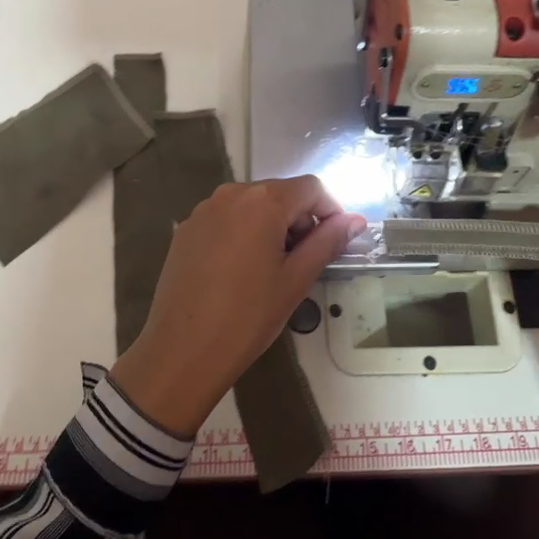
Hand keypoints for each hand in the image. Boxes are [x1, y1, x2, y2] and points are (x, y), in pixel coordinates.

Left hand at [111, 177, 365, 436]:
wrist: (183, 349)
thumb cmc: (248, 316)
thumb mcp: (296, 280)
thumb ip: (327, 242)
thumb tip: (355, 220)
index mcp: (263, 201)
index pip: (310, 188)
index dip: (329, 210)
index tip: (335, 241)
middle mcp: (231, 194)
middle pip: (279, 192)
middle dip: (299, 218)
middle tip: (304, 260)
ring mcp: (204, 210)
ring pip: (251, 205)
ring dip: (271, 225)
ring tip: (272, 268)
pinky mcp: (187, 229)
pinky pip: (226, 218)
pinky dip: (243, 232)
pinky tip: (240, 271)